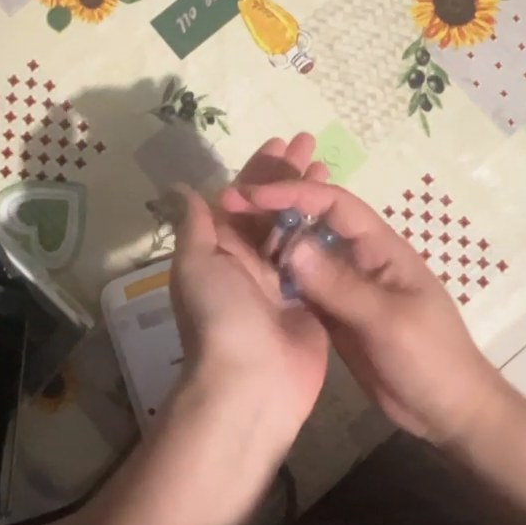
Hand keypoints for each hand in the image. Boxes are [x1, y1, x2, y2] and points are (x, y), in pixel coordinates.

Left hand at [160, 136, 331, 452]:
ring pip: (296, 232)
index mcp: (220, 251)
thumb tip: (181, 188)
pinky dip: (327, 236)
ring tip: (331, 167)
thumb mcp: (196, 263)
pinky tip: (344, 212)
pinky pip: (317, 261)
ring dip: (311, 200)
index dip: (259, 169)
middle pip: (271, 210)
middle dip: (289, 176)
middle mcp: (248, 263)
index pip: (241, 199)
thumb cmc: (219, 317)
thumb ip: (195, 224)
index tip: (281, 141)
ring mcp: (281, 283)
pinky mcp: (309, 302)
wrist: (252, 383)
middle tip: (313, 144)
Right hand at [223, 179, 505, 444]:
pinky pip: (301, 285)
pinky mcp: (335, 314)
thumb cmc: (430, 359)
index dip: (293, 193)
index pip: (333, 205)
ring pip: (303, 252)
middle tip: (229, 203)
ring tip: (227, 230)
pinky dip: (275, 276)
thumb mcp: (388, 320)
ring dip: (270, 239)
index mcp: (381, 248)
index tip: (252, 195)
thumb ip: (340, 284)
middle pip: (313, 220)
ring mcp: (346, 287)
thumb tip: (291, 244)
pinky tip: (246, 274)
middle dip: (275, 207)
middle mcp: (360, 259)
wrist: (448, 411)